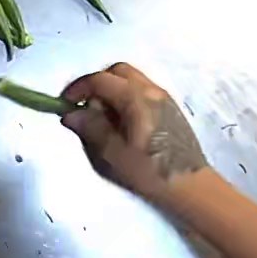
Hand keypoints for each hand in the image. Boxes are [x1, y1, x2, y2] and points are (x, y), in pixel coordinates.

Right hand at [61, 62, 208, 204]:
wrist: (190, 185)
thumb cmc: (150, 171)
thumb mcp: (114, 153)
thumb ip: (92, 128)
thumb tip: (71, 114)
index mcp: (137, 98)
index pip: (101, 80)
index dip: (79, 88)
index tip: (66, 102)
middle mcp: (152, 90)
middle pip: (118, 72)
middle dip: (97, 84)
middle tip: (85, 106)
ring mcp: (163, 97)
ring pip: (131, 79)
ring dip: (112, 90)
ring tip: (102, 117)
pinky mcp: (169, 108)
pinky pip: (142, 90)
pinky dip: (126, 96)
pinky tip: (122, 122)